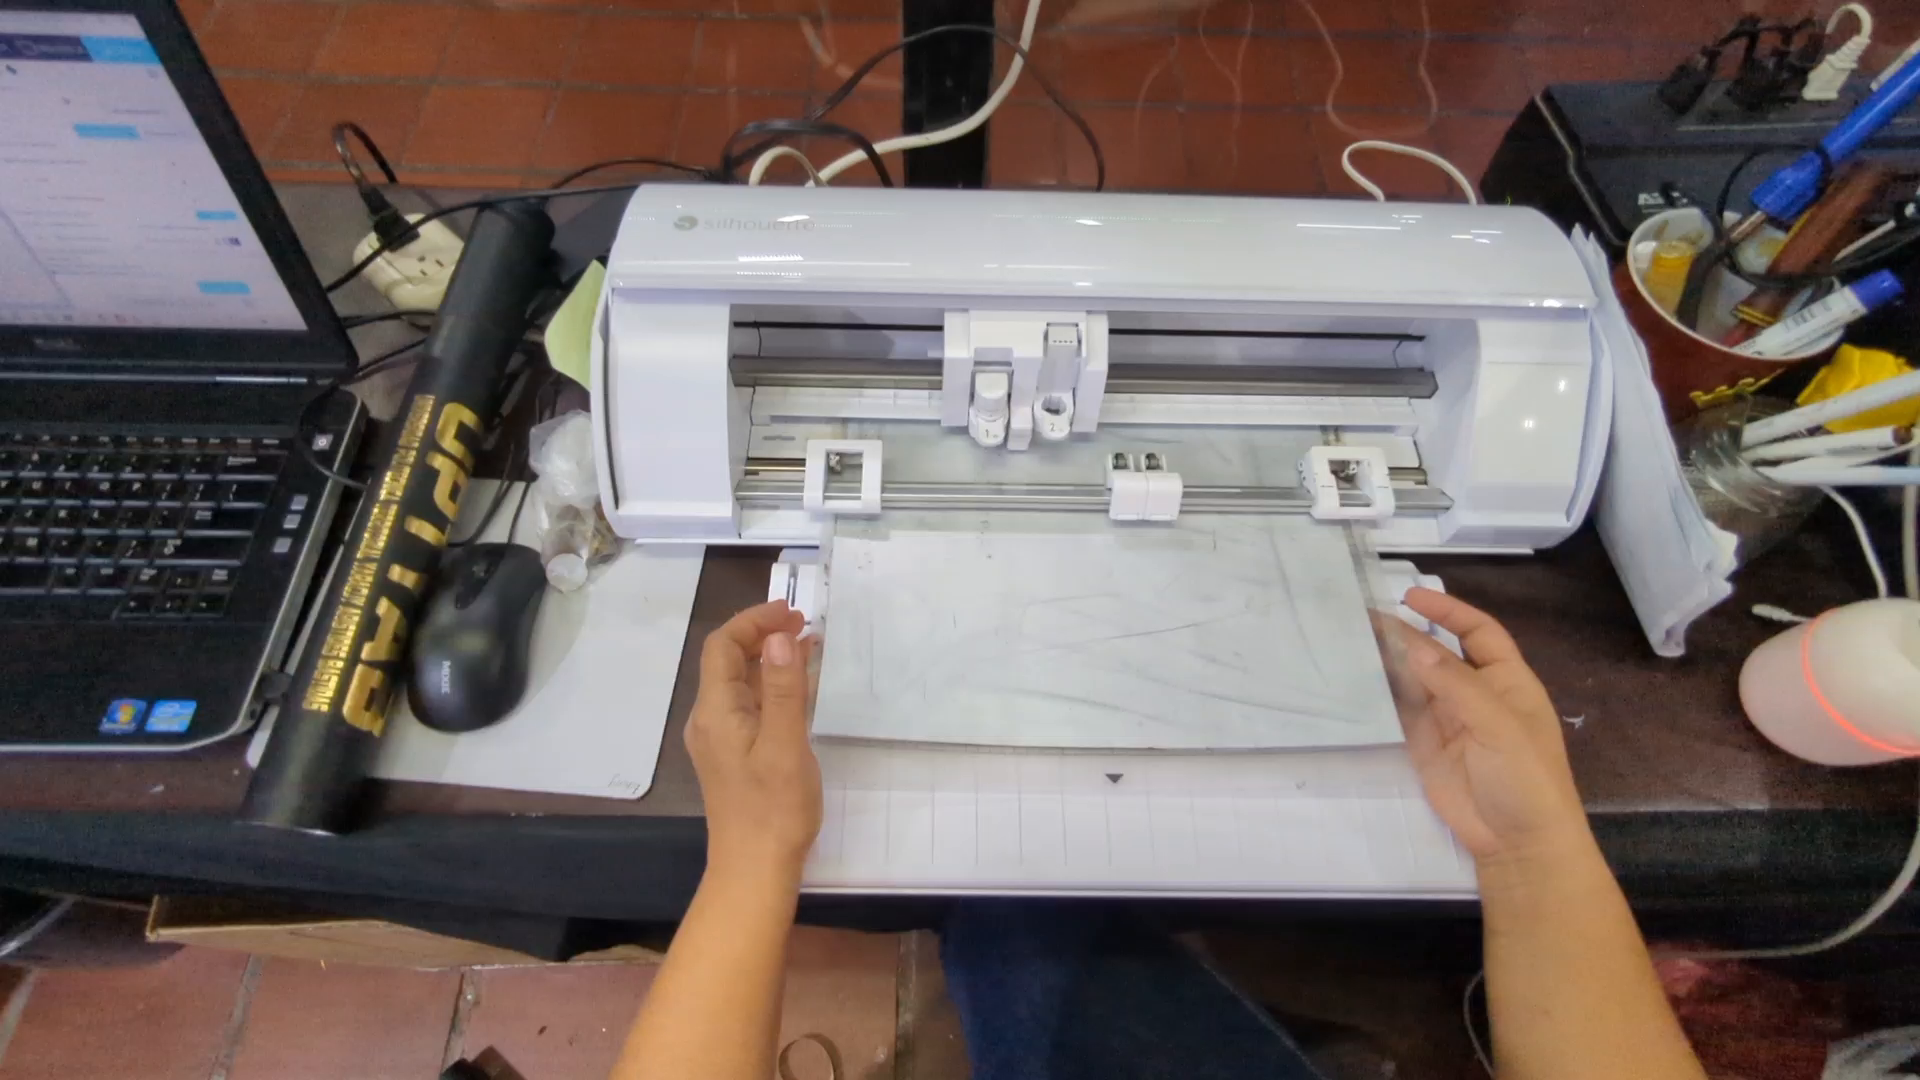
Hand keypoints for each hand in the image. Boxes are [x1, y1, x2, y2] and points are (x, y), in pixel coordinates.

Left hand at [685, 601, 821, 881]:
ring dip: (769, 657)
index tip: (791, 612)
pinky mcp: (735, 753)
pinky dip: (772, 684)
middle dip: (762, 634)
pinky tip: (800, 685)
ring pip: (740, 681)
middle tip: (804, 624)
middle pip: (727, 660)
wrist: (756, 869)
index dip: (753, 621)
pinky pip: (750, 703)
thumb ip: (782, 689)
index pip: (722, 646)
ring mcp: (721, 738)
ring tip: (807, 644)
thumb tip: (779, 637)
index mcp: (716, 712)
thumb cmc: (774, 807)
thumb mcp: (785, 744)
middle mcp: (711, 719)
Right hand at [1379, 588, 1590, 869]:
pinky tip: (1356, 676)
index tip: (1411, 597)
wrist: (1516, 842)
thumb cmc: (1525, 779)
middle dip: (1407, 633)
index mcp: (1507, 682)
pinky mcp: (1422, 740)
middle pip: (1438, 651)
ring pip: (1413, 676)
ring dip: (1387, 658)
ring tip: (1351, 639)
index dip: (1448, 612)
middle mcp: (1475, 693)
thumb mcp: (1499, 727)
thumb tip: (1414, 646)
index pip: (1479, 633)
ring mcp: (1446, 717)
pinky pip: (1399, 706)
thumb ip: (1456, 685)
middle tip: (1363, 617)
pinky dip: (1379, 690)